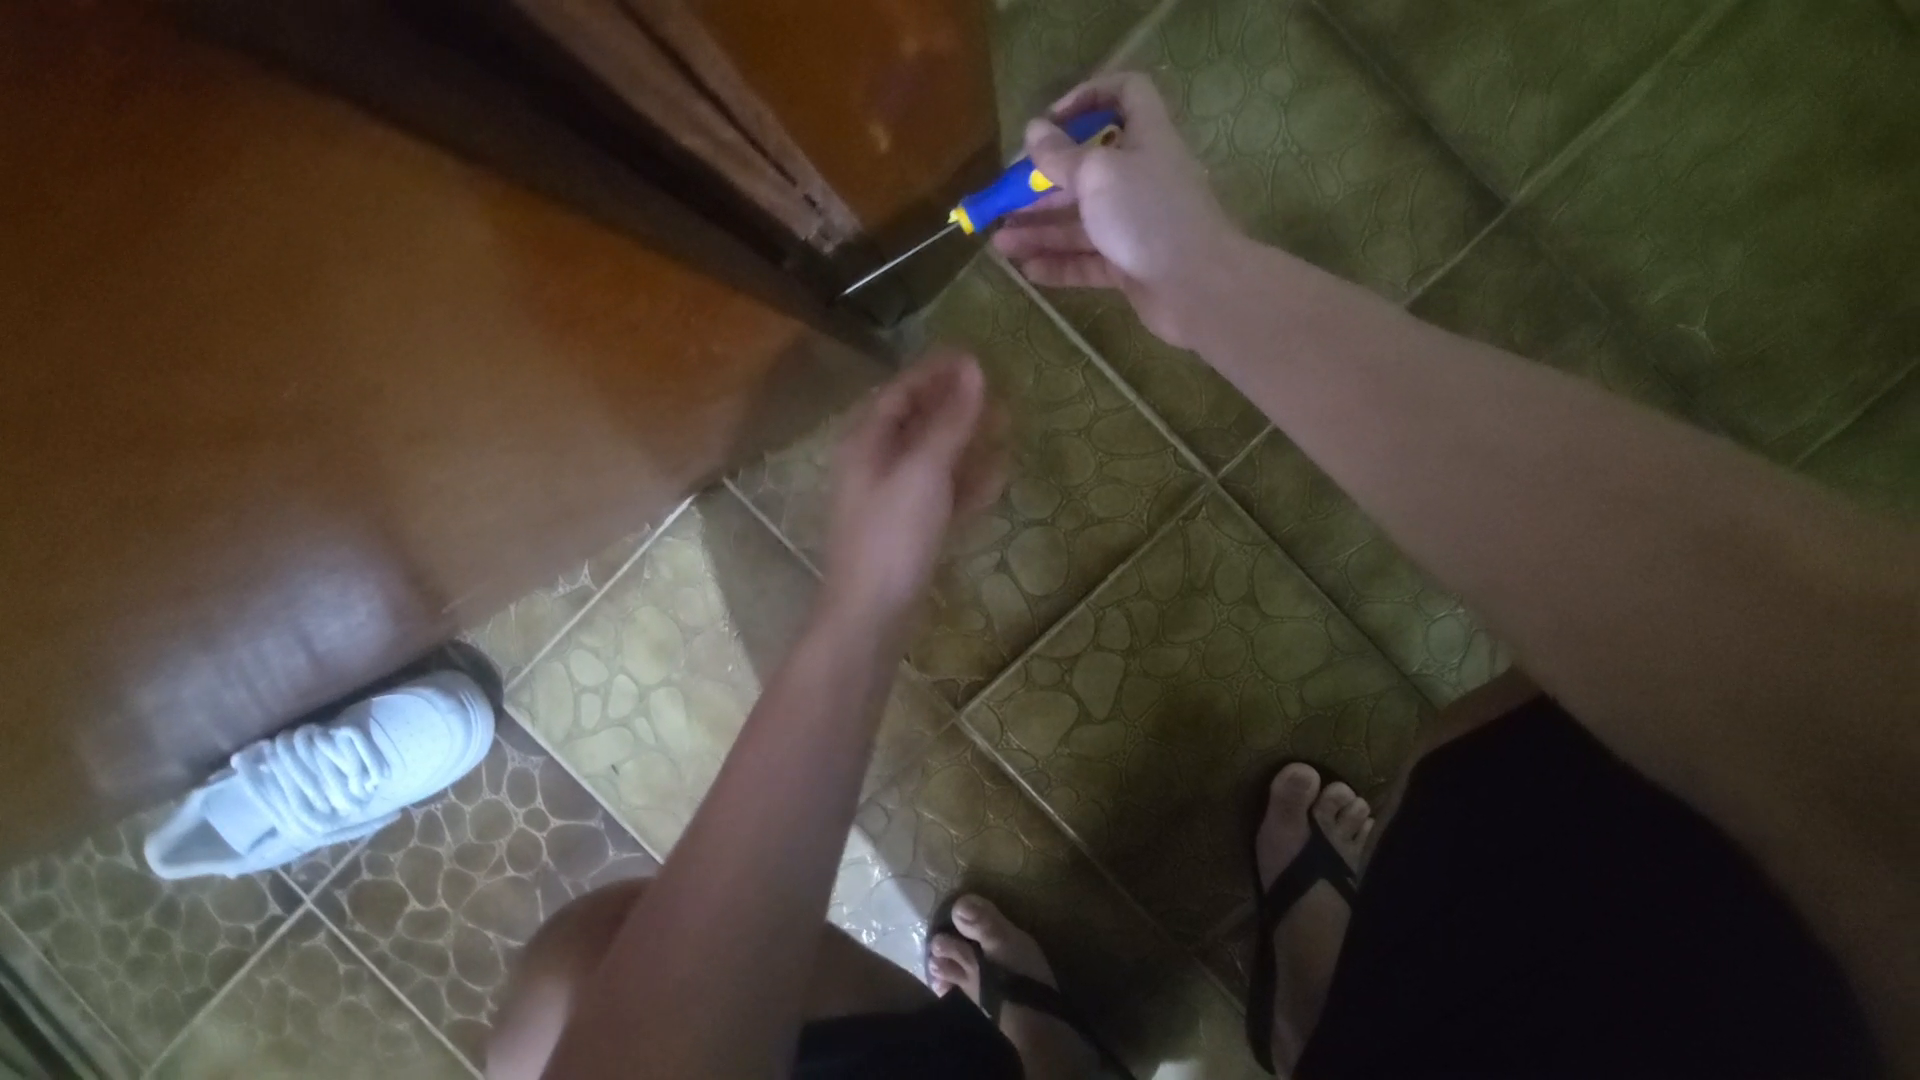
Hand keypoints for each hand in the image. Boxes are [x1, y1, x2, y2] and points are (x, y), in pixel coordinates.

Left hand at [821, 351, 1007, 628]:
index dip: (935, 371)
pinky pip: (942, 494)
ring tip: (1006, 426)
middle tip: (998, 392)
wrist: (873, 613)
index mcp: (866, 443)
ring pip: (933, 460)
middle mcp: (875, 466)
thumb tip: (975, 370)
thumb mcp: (923, 471)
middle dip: (955, 406)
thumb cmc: (892, 535)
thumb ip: (950, 421)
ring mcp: (893, 501)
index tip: (976, 357)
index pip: (900, 392)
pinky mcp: (911, 531)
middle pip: (916, 423)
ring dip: (966, 442)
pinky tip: (997, 476)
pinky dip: (966, 481)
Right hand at [993, 72, 1239, 348]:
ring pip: (1082, 221)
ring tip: (1000, 243)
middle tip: (1003, 200)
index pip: (1125, 95)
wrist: (1196, 285)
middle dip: (1043, 185)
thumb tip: (1033, 131)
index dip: (1088, 96)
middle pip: (1087, 170)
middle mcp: (1141, 178)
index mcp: (1145, 138)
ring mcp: (1136, 225)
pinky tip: (1027, 270)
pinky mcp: (1131, 266)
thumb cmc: (1147, 214)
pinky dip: (1059, 264)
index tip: (1050, 121)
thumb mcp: (1097, 175)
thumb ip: (1061, 156)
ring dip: (1040, 230)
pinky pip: (1089, 261)